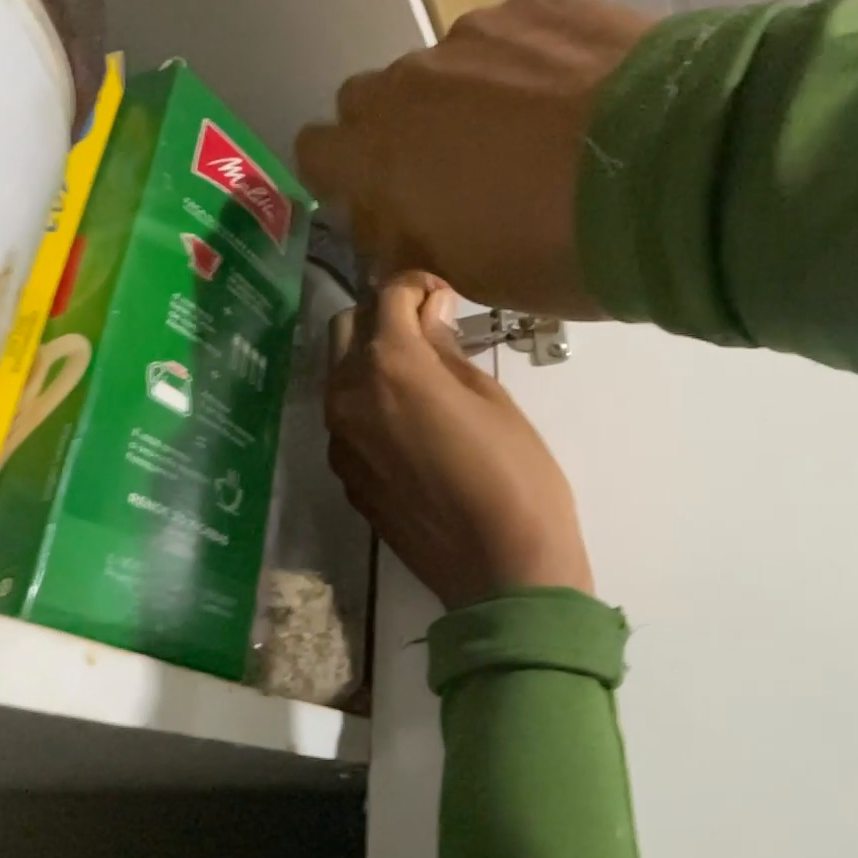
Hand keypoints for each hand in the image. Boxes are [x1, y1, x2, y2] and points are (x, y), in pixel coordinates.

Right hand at [296, 0, 655, 318]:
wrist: (670, 174)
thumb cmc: (561, 249)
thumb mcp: (478, 278)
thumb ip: (421, 245)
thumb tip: (405, 230)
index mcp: (384, 156)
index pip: (319, 153)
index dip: (346, 182)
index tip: (388, 206)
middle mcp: (413, 80)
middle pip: (374, 100)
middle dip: (402, 137)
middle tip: (462, 176)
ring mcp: (478, 33)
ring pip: (447, 67)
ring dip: (470, 102)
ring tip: (540, 139)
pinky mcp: (540, 3)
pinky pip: (512, 38)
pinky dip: (530, 69)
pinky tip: (580, 102)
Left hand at [326, 272, 593, 609]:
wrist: (502, 572)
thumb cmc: (516, 477)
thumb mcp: (492, 401)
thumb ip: (449, 351)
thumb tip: (431, 313)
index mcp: (390, 366)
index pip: (389, 296)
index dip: (418, 286)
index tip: (444, 296)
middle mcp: (348, 396)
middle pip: (347, 329)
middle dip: (384, 317)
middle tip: (429, 332)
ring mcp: (341, 443)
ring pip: (340, 376)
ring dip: (372, 361)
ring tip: (421, 378)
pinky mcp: (348, 479)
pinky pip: (348, 423)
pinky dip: (371, 407)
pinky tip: (410, 426)